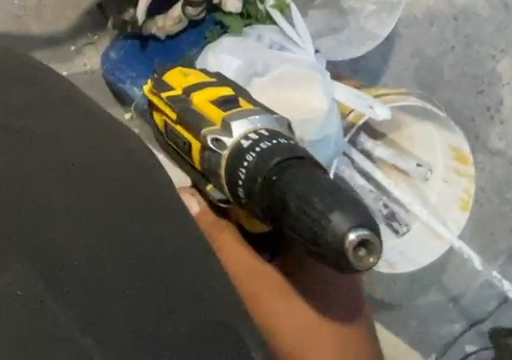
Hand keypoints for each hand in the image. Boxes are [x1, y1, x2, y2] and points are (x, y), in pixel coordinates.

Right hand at [179, 188, 384, 359]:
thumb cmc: (303, 333)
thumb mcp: (254, 284)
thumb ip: (219, 239)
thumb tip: (185, 194)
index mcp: (320, 230)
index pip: (269, 189)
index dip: (233, 184)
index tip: (201, 178)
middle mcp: (326, 240)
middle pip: (270, 212)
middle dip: (236, 210)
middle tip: (198, 204)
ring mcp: (326, 265)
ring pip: (274, 234)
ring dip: (245, 233)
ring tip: (208, 222)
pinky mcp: (321, 286)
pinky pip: (282, 254)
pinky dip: (259, 254)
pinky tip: (234, 256)